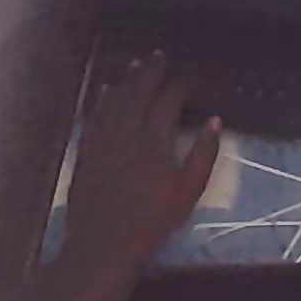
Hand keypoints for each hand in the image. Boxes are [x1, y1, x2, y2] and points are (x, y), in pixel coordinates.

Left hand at [62, 53, 220, 278]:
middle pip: (138, 95)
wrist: (104, 244)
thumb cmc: (153, 222)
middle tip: (158, 56)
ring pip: (115, 102)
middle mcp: (127, 135)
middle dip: (150, 73)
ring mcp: (103, 142)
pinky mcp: (86, 152)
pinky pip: (94, 117)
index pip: (167, 104)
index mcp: (155, 145)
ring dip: (127, 81)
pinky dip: (103, 101)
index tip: (185, 77)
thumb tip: (213, 122)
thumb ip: (203, 156)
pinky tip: (107, 92)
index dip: (177, 87)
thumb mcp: (188, 193)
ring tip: (136, 64)